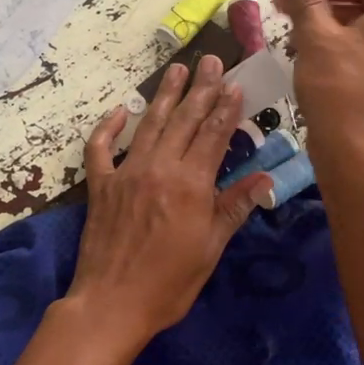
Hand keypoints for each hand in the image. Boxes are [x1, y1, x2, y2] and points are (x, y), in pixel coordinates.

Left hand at [69, 55, 271, 344]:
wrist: (112, 303)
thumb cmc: (169, 284)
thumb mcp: (210, 249)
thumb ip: (233, 208)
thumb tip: (263, 178)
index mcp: (190, 184)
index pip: (213, 135)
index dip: (226, 108)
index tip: (235, 84)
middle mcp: (158, 168)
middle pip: (184, 121)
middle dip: (201, 89)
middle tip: (211, 61)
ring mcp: (125, 174)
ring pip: (149, 125)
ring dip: (165, 96)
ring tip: (177, 69)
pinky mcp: (100, 186)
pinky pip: (101, 148)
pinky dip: (110, 126)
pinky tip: (121, 109)